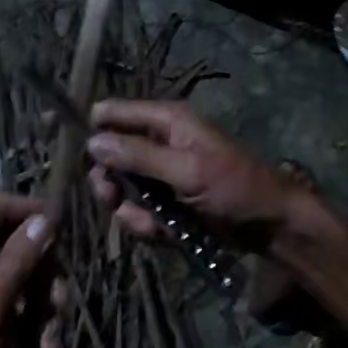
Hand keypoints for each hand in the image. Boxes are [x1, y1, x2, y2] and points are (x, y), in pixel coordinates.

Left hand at [0, 196, 49, 347]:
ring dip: (44, 298)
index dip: (30, 211)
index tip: (67, 227)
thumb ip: (18, 261)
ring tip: (54, 330)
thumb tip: (46, 218)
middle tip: (63, 293)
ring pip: (23, 274)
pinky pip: (20, 303)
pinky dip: (36, 320)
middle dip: (43, 265)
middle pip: (13, 240)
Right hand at [84, 100, 292, 239]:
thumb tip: (92, 142)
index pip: (113, 112)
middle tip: (112, 198)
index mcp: (166, 121)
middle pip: (110, 155)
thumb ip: (139, 156)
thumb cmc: (235, 188)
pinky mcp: (166, 202)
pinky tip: (165, 234)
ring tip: (150, 224)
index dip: (92, 128)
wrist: (272, 227)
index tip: (74, 150)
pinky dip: (147, 226)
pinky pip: (140, 212)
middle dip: (110, 182)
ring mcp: (161, 175)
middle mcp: (159, 143)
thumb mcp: (187, 170)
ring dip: (130, 210)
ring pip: (122, 189)